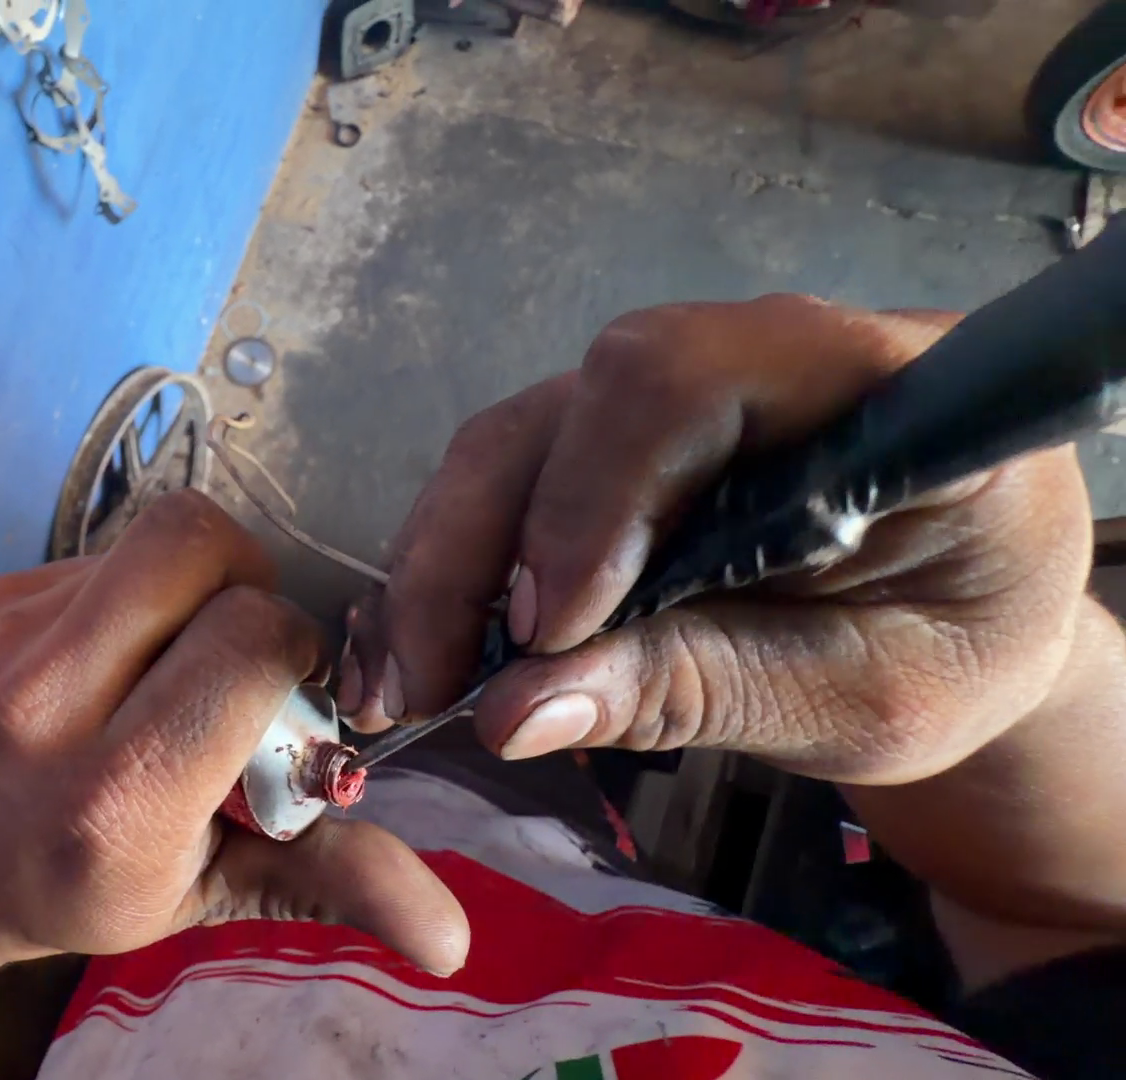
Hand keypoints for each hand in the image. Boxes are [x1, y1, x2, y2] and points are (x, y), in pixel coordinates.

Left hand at [0, 490, 467, 1015]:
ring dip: (193, 578)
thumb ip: (324, 882)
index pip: (247, 645)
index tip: (283, 688)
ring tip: (178, 645)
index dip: (293, 648)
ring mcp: (4, 635)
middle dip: (247, 575)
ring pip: (149, 538)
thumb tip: (452, 936)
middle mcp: (44, 705)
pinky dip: (136, 589)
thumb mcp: (201, 895)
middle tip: (240, 635)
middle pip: (191, 543)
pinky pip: (102, 555)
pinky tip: (115, 651)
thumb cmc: (70, 887)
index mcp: (114, 800)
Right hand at [342, 296, 1093, 785]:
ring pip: (486, 458)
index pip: (672, 384)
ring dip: (431, 577)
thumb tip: (508, 715)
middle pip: (538, 426)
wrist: (929, 619)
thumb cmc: (940, 650)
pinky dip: (437, 577)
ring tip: (409, 685)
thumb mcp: (855, 699)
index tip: (545, 636)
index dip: (586, 500)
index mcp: (858, 384)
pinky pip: (478, 492)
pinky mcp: (579, 447)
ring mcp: (633, 405)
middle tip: (422, 690)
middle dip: (462, 563)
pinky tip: (420, 646)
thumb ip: (693, 691)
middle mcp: (717, 363)